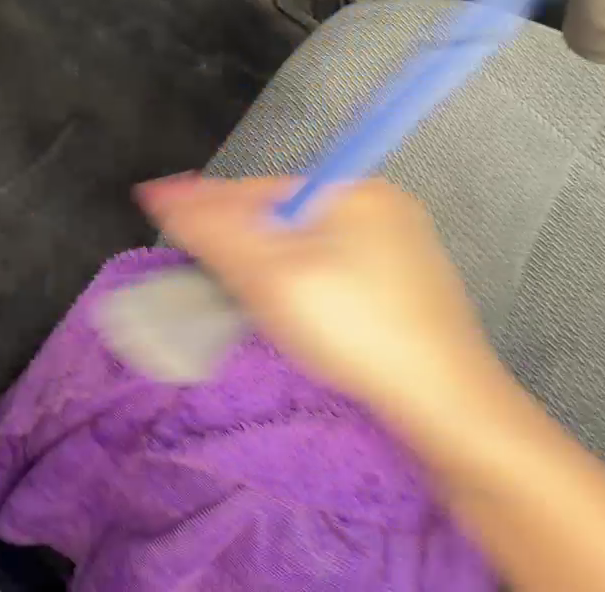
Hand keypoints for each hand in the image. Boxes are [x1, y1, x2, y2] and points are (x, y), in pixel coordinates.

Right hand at [134, 174, 506, 427]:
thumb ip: (209, 228)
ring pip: (295, 243)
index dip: (213, 222)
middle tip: (238, 293)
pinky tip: (301, 315)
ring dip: (267, 270)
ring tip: (269, 309)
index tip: (190, 259)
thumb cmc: (354, 333)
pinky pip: (322, 264)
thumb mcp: (268, 276)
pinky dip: (297, 284)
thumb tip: (155, 191)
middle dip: (244, 250)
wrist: (448, 413)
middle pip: (273, 216)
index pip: (252, 191)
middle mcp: (378, 205)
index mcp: (354, 191)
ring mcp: (393, 242)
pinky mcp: (397, 278)